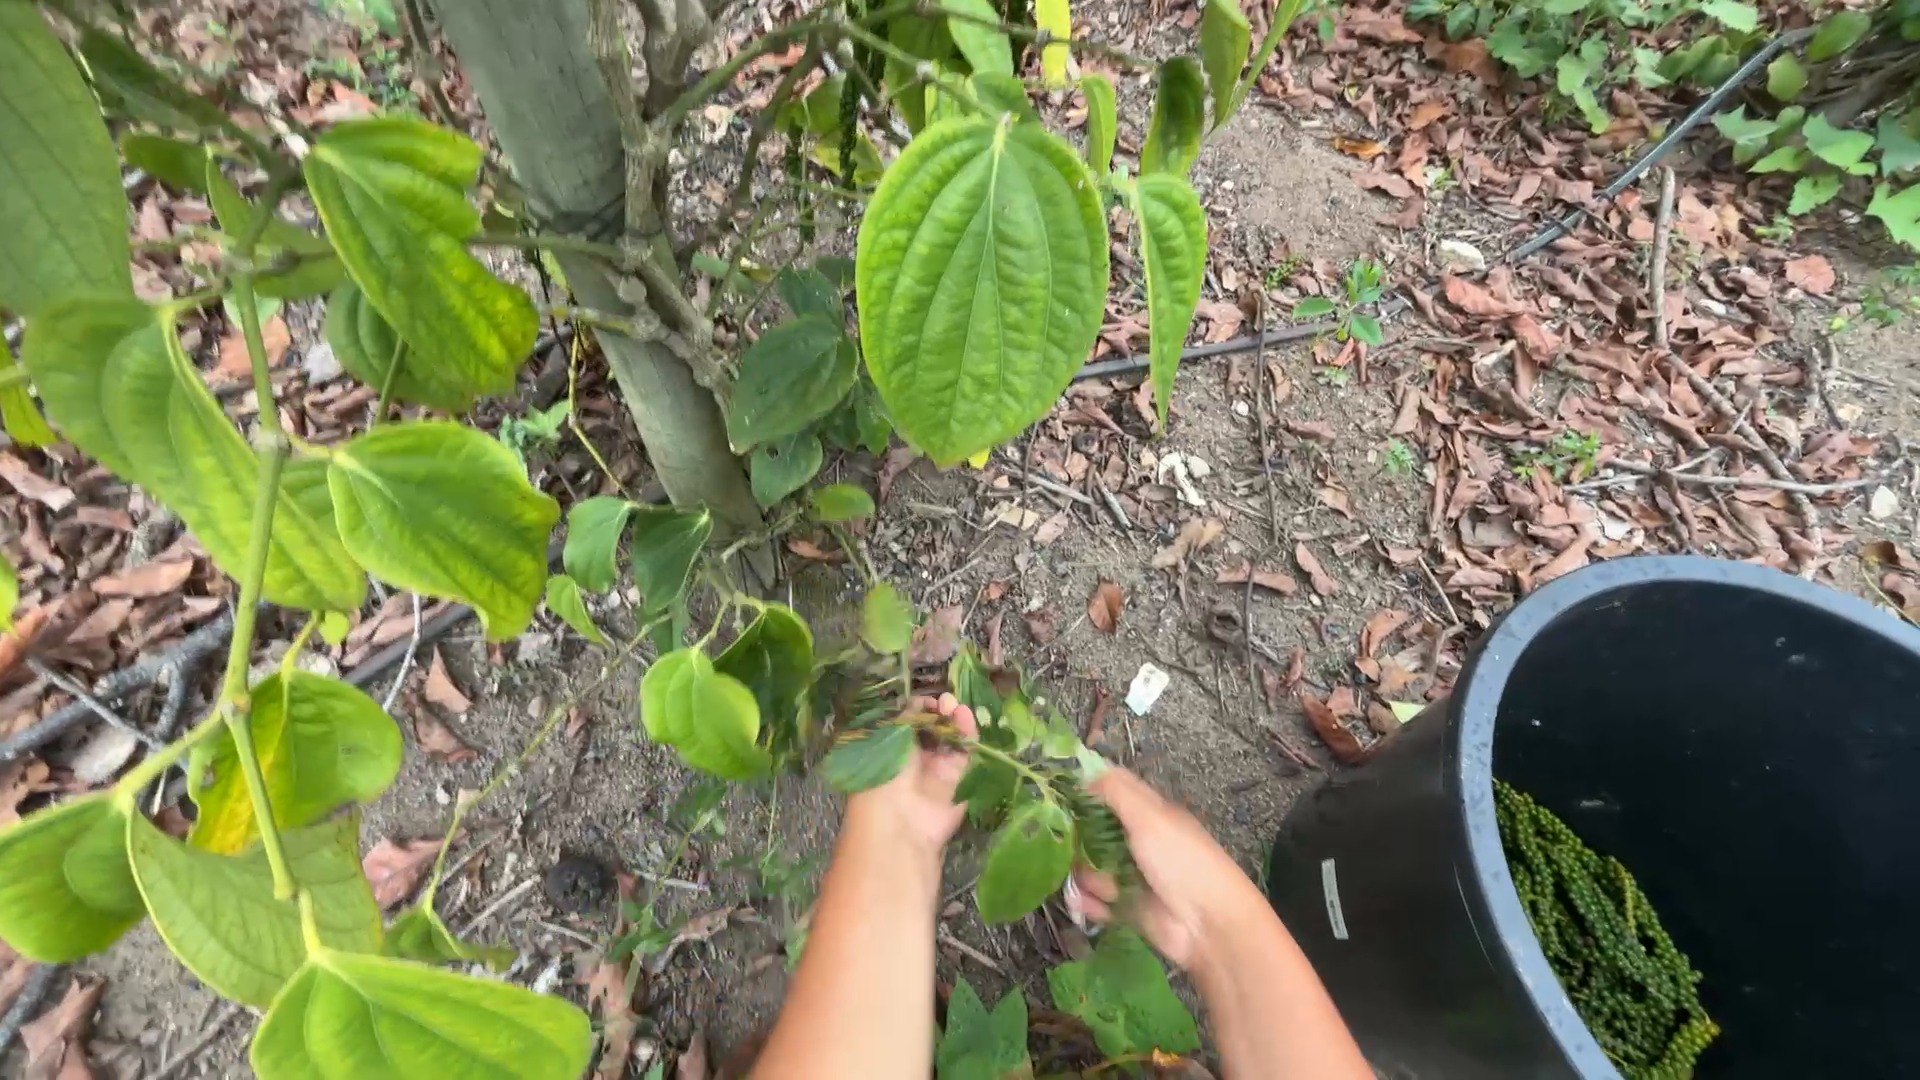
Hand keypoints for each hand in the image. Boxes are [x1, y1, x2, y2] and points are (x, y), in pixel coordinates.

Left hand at [844, 693, 977, 857]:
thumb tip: (921, 702)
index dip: (920, 709)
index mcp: (893, 748)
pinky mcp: (960, 777)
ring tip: (955, 705)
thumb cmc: (886, 774)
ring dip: (955, 718)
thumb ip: (910, 717)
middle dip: (939, 712)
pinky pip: (966, 750)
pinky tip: (965, 714)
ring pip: (952, 737)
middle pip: (934, 728)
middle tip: (944, 701)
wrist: (901, 820)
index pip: (911, 722)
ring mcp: (938, 768)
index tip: (926, 702)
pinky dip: (968, 731)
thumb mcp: (892, 738)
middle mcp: (916, 758)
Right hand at [1067, 767, 1269, 975]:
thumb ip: (1116, 791)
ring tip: (1103, 888)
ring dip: (1087, 875)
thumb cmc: (1181, 861)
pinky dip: (1090, 902)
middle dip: (1078, 837)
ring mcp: (1130, 873)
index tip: (1057, 793)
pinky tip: (1092, 905)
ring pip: (1090, 864)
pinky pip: (1095, 898)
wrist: (1209, 927)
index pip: (1112, 788)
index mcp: (1148, 812)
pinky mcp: (1125, 905)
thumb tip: (1084, 777)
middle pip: (1093, 828)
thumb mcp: (1150, 817)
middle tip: (1068, 844)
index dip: (1086, 787)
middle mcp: (1137, 838)